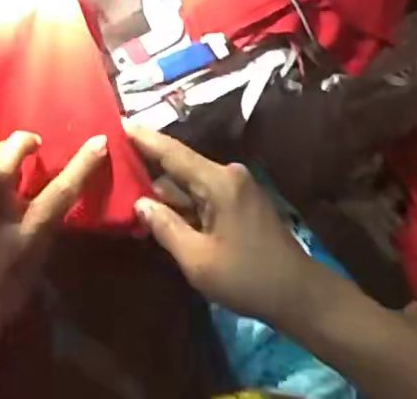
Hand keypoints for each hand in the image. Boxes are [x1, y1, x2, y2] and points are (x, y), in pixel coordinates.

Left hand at [0, 132, 109, 378]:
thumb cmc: (11, 283)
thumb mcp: (40, 253)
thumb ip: (50, 216)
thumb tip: (65, 181)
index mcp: (28, 232)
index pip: (59, 192)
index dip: (82, 164)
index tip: (99, 140)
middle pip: (4, 165)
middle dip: (22, 141)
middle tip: (35, 142)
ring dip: (0, 146)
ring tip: (11, 150)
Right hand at [125, 124, 328, 328]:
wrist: (300, 295)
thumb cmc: (248, 279)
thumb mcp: (199, 261)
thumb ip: (166, 228)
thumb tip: (140, 203)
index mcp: (218, 182)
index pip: (172, 152)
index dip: (143, 138)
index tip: (119, 122)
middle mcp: (227, 174)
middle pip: (180, 167)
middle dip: (150, 171)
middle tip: (117, 169)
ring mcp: (236, 185)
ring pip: (190, 182)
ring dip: (167, 192)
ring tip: (132, 194)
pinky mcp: (241, 199)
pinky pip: (203, 192)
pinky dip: (184, 202)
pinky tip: (164, 213)